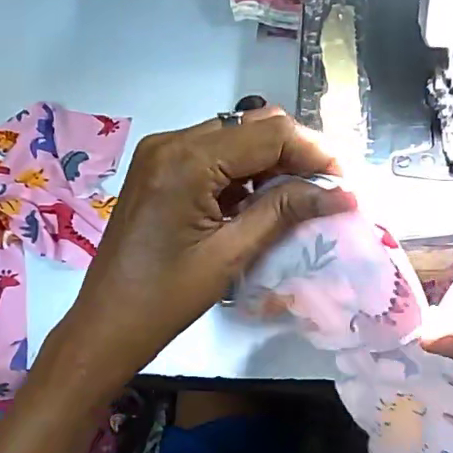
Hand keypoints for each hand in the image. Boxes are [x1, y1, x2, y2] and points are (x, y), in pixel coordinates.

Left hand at [54, 105, 350, 384]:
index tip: (345, 182)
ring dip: (269, 163)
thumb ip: (284, 212)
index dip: (314, 152)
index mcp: (186, 160)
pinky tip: (259, 202)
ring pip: (232, 140)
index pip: (268, 133)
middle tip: (327, 190)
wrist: (107, 323)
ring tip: (300, 199)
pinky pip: (210, 156)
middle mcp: (170, 142)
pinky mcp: (156, 169)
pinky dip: (240, 173)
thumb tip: (342, 193)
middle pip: (250, 128)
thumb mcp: (231, 254)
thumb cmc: (166, 298)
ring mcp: (159, 153)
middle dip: (294, 154)